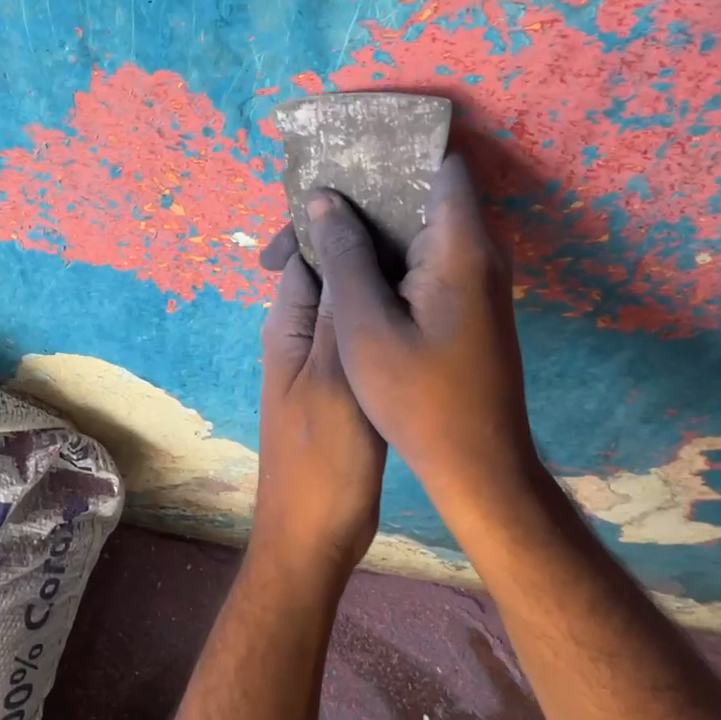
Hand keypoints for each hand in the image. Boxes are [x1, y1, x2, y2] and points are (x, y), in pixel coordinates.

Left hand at [252, 225, 388, 574]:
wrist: (315, 529)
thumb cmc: (323, 456)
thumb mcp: (335, 377)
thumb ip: (336, 308)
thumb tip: (331, 229)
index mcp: (288, 322)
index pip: (304, 249)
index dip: (332, 217)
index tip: (377, 190)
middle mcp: (299, 329)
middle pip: (328, 268)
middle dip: (362, 239)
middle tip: (421, 215)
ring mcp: (322, 355)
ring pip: (349, 296)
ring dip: (378, 272)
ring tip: (431, 244)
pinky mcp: (346, 377)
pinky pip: (362, 327)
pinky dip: (385, 308)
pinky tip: (422, 301)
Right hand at [302, 155, 535, 504]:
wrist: (476, 463)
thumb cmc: (419, 396)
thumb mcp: (365, 324)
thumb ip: (343, 255)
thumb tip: (321, 198)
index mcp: (459, 246)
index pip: (438, 164)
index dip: (391, 149)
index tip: (339, 152)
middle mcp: (474, 250)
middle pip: (414, 194)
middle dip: (353, 196)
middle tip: (295, 219)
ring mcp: (470, 275)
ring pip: (409, 227)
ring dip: (358, 229)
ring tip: (300, 245)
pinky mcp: (460, 298)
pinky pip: (414, 255)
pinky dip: (374, 254)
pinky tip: (332, 270)